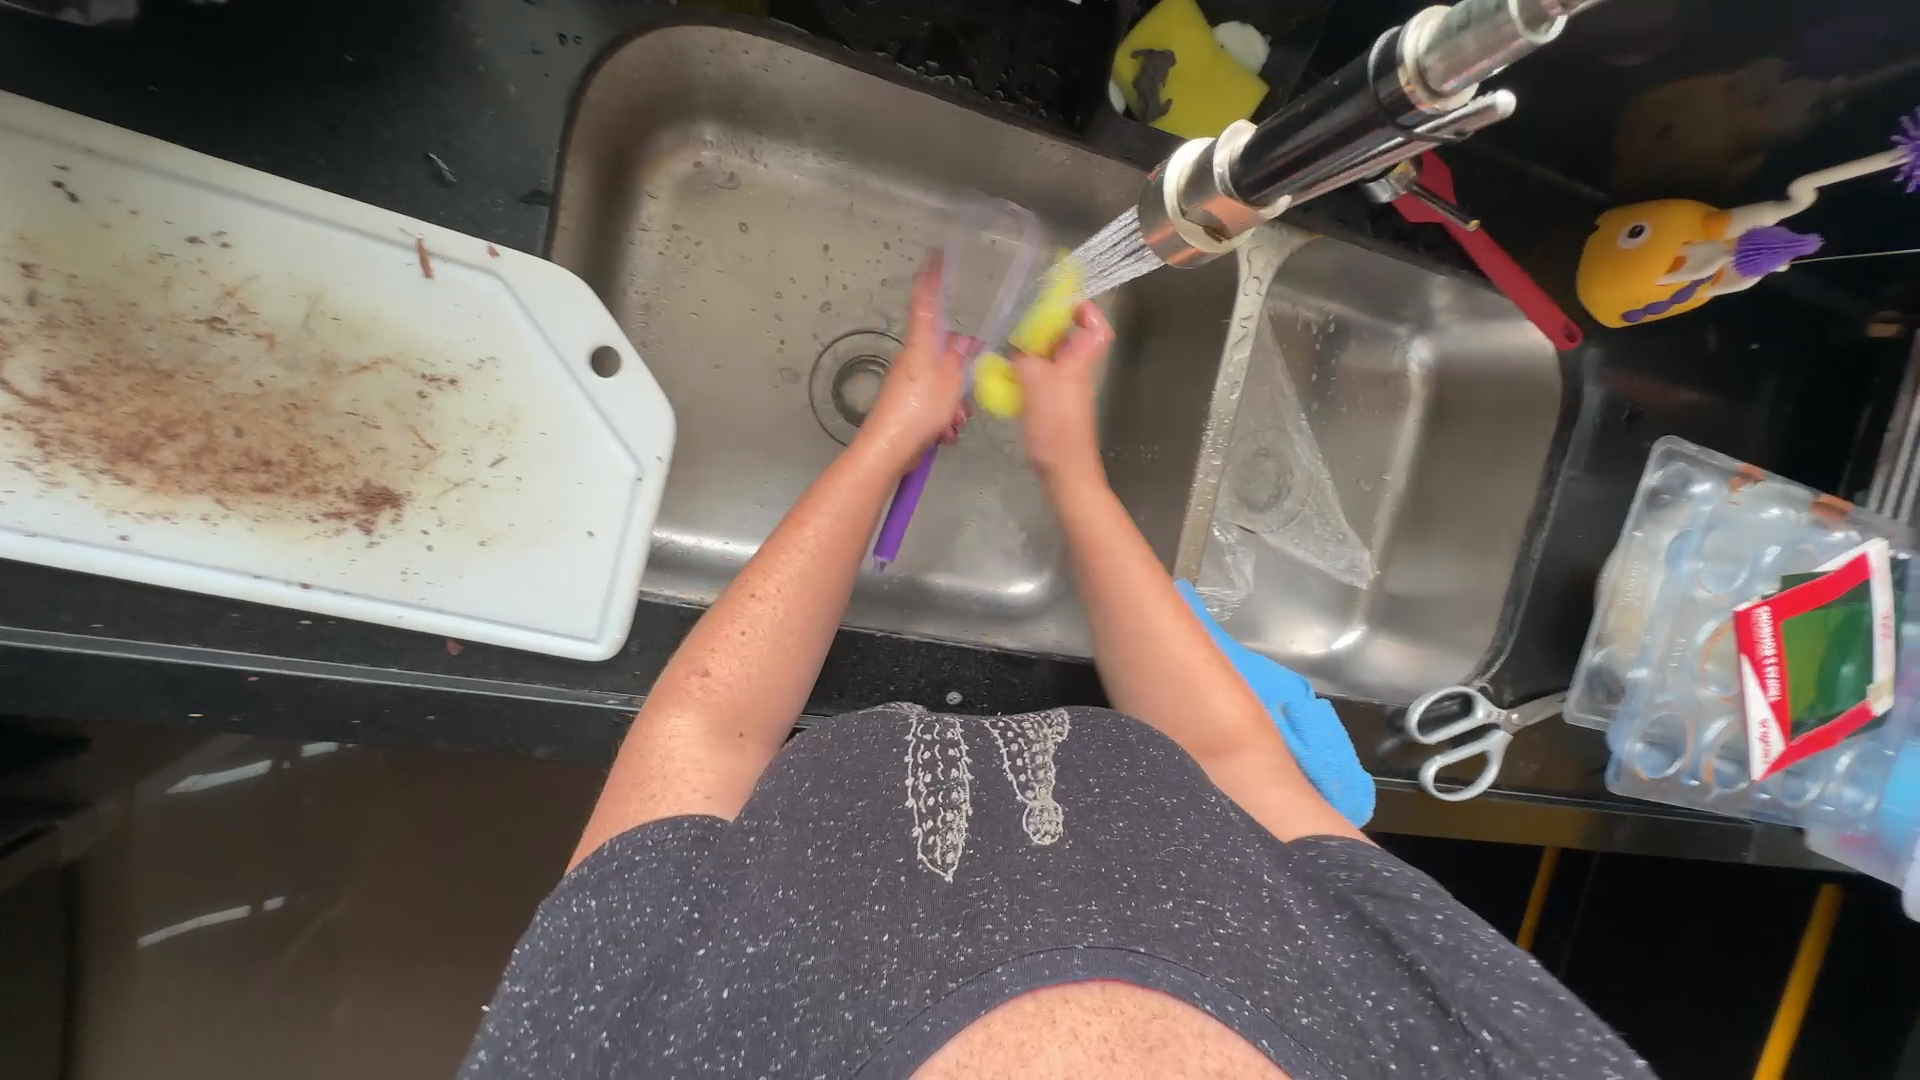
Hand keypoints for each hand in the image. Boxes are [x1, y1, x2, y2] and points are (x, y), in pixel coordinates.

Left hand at [858, 259, 969, 469]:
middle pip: (942, 357)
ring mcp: (907, 386)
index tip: (935, 261)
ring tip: (953, 424)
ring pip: (942, 388)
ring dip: (953, 406)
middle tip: (965, 398)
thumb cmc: (920, 409)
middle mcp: (912, 362)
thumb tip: (965, 340)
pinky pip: (933, 409)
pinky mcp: (906, 410)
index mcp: (920, 347)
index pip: (925, 307)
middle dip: (960, 378)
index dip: (931, 284)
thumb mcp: (950, 382)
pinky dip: (942, 422)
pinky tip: (943, 437)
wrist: (890, 449)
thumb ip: (959, 359)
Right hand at [1013, 300, 1113, 487]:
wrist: (1065, 473)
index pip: (1096, 328)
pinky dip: (1024, 378)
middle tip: (1019, 332)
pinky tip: (1006, 383)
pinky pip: (1039, 383)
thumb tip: (1016, 349)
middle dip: (1045, 332)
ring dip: (1030, 356)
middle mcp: (1076, 375)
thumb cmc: (1056, 429)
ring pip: (1051, 363)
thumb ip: (1026, 359)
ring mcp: (1064, 393)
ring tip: (1007, 356)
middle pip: (1068, 342)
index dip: (1085, 311)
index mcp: (1080, 363)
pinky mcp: (1052, 410)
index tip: (1060, 303)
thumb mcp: (1036, 385)